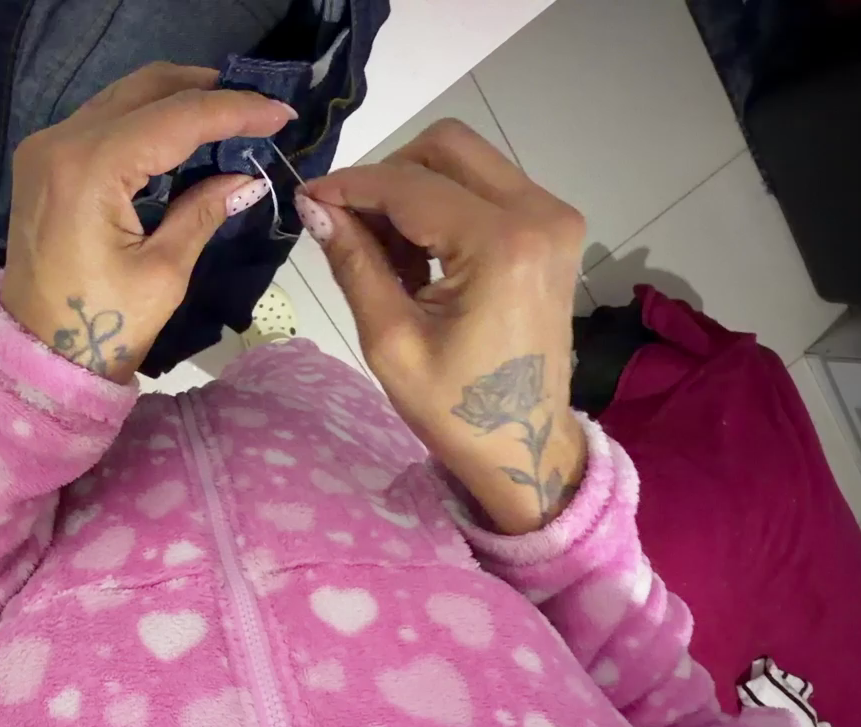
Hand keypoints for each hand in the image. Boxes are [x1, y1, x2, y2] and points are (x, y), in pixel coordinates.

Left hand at [0, 63, 295, 382]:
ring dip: (175, 102)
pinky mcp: (43, 163)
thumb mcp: (163, 274)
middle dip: (206, 91)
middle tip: (256, 108)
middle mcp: (60, 142)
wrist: (39, 355)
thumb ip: (202, 213)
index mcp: (89, 169)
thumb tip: (246, 177)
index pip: (174, 118)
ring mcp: (45, 149)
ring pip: (123, 99)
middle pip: (145, 89)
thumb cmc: (104, 326)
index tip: (280, 112)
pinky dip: (145, 122)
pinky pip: (102, 122)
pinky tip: (179, 138)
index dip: (233, 110)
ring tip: (226, 119)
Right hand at [298, 120, 587, 534]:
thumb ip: (355, 265)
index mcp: (502, 244)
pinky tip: (418, 262)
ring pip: (466, 165)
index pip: (410, 184)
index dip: (351, 186)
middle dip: (386, 178)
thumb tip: (315, 209)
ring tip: (383, 258)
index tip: (306, 198)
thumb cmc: (453, 409)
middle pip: (447, 148)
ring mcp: (554, 217)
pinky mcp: (552, 231)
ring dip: (413, 195)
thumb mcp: (391, 342)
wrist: (523, 444)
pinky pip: (485, 191)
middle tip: (348, 227)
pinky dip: (441, 210)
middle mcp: (539, 212)